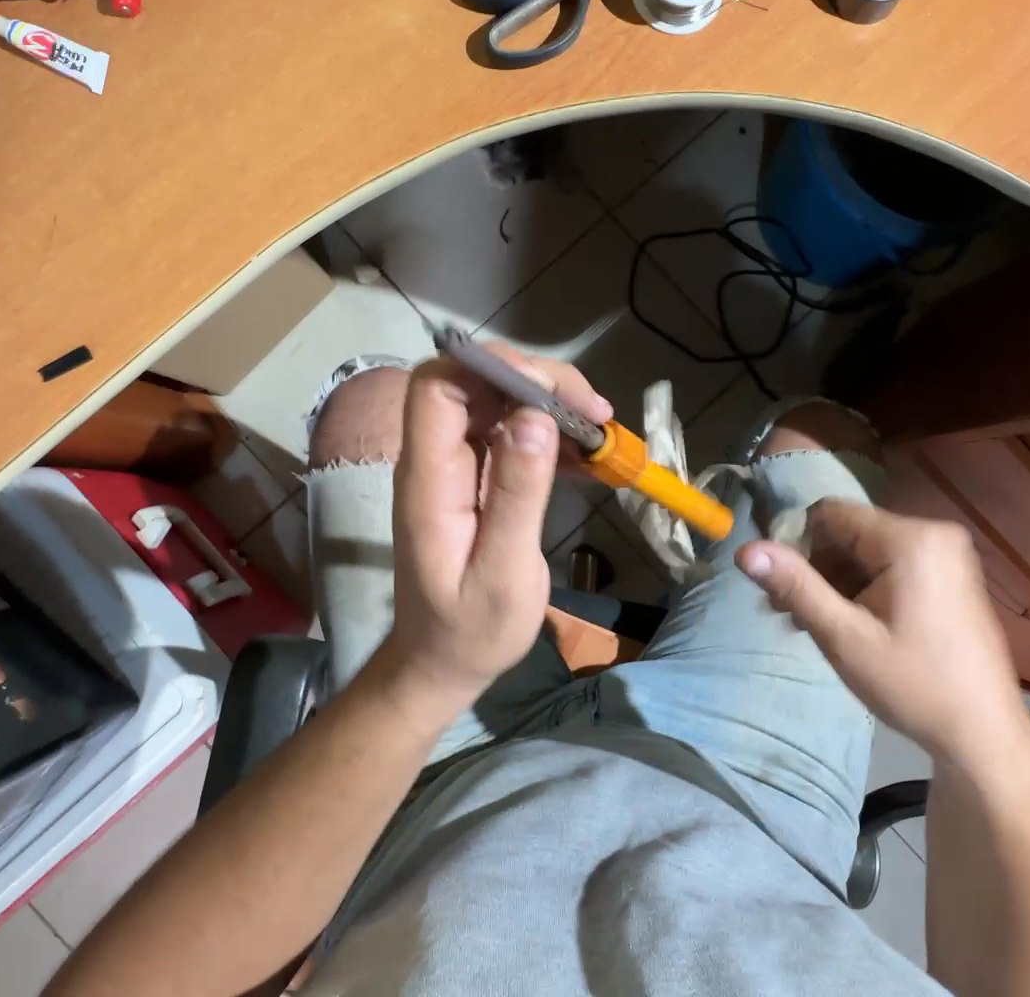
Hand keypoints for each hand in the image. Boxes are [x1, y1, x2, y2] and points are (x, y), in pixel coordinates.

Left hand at [378, 345, 611, 715]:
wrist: (442, 661)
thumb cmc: (470, 630)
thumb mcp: (503, 573)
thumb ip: (517, 496)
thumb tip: (534, 419)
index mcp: (429, 480)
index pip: (438, 388)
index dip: (491, 369)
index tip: (552, 392)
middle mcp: (435, 461)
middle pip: (473, 383)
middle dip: (535, 382)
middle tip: (594, 411)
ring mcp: (453, 468)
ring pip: (495, 404)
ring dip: (548, 405)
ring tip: (599, 431)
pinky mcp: (474, 479)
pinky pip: (508, 434)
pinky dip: (547, 434)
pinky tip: (585, 456)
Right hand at [735, 500, 1029, 764]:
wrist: (982, 734)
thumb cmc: (912, 684)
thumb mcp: (843, 636)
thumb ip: (794, 586)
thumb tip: (744, 550)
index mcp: (911, 539)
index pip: (829, 514)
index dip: (795, 546)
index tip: (779, 589)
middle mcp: (933, 533)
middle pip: (848, 532)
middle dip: (813, 569)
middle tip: (787, 614)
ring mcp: (946, 554)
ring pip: (865, 551)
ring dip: (833, 582)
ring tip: (809, 624)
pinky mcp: (949, 575)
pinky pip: (890, 566)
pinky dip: (861, 588)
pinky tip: (844, 624)